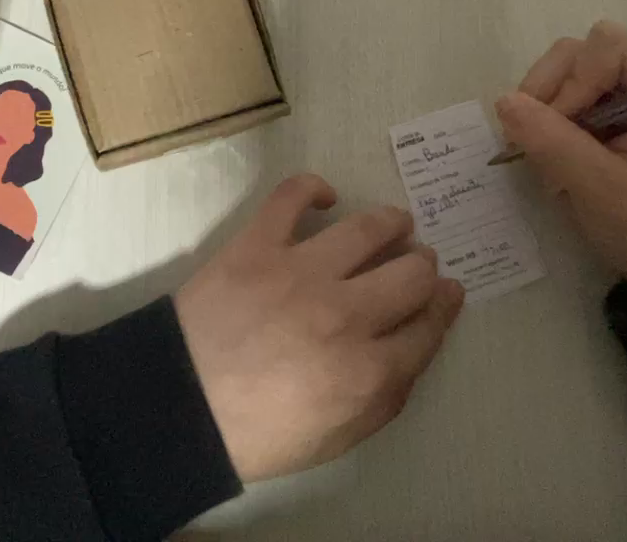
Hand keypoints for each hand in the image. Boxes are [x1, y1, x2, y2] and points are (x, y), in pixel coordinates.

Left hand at [174, 175, 465, 482]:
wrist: (178, 404)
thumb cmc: (257, 431)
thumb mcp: (335, 438)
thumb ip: (384, 400)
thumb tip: (411, 352)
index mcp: (367, 371)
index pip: (427, 326)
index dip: (444, 307)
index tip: (448, 291)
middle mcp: (346, 314)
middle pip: (411, 274)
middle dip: (423, 266)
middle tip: (418, 261)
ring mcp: (302, 271)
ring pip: (368, 229)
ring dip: (392, 222)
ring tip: (397, 221)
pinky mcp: (259, 243)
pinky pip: (293, 196)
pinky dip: (314, 187)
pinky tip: (327, 195)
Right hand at [496, 22, 626, 305]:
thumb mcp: (602, 191)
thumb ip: (554, 143)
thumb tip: (503, 101)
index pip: (608, 45)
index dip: (577, 76)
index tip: (564, 123)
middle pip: (578, 53)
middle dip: (549, 89)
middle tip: (537, 136)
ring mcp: (619, 104)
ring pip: (562, 74)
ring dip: (541, 106)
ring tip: (540, 150)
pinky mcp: (601, 122)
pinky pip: (559, 100)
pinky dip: (543, 122)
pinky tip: (547, 156)